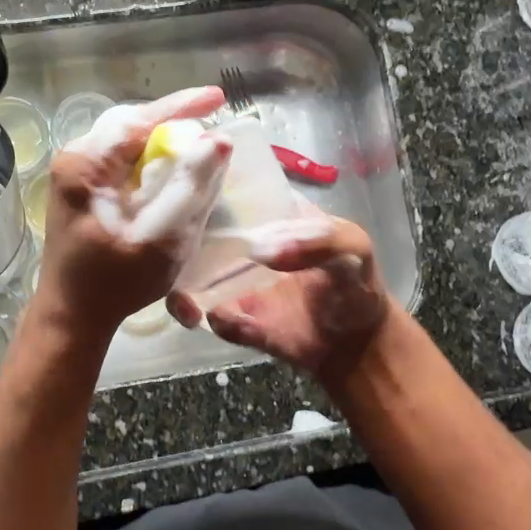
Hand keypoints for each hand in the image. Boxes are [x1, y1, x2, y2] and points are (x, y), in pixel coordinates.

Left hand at [33, 87, 232, 338]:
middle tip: (211, 119)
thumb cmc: (115, 282)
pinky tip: (172, 168)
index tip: (219, 97)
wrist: (73, 316)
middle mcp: (75, 160)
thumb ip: (189, 187)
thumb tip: (218, 140)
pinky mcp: (81, 190)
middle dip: (172, 120)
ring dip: (162, 140)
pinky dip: (150, 159)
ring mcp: (75, 174)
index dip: (181, 105)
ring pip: (127, 141)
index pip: (139, 119)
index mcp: (86, 165)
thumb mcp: (162, 237)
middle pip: (131, 125)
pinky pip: (122, 160)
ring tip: (197, 142)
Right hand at [169, 208, 389, 383]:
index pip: (229, 188)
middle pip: (196, 228)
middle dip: (179, 234)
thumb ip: (321, 240)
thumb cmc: (356, 284)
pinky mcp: (235, 318)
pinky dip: (211, 316)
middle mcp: (243, 242)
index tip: (186, 188)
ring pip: (189, 273)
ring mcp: (234, 281)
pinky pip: (211, 315)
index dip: (205, 184)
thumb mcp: (354, 248)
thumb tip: (264, 251)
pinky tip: (227, 319)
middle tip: (173, 244)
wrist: (358, 345)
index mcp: (269, 214)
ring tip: (188, 293)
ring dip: (181, 281)